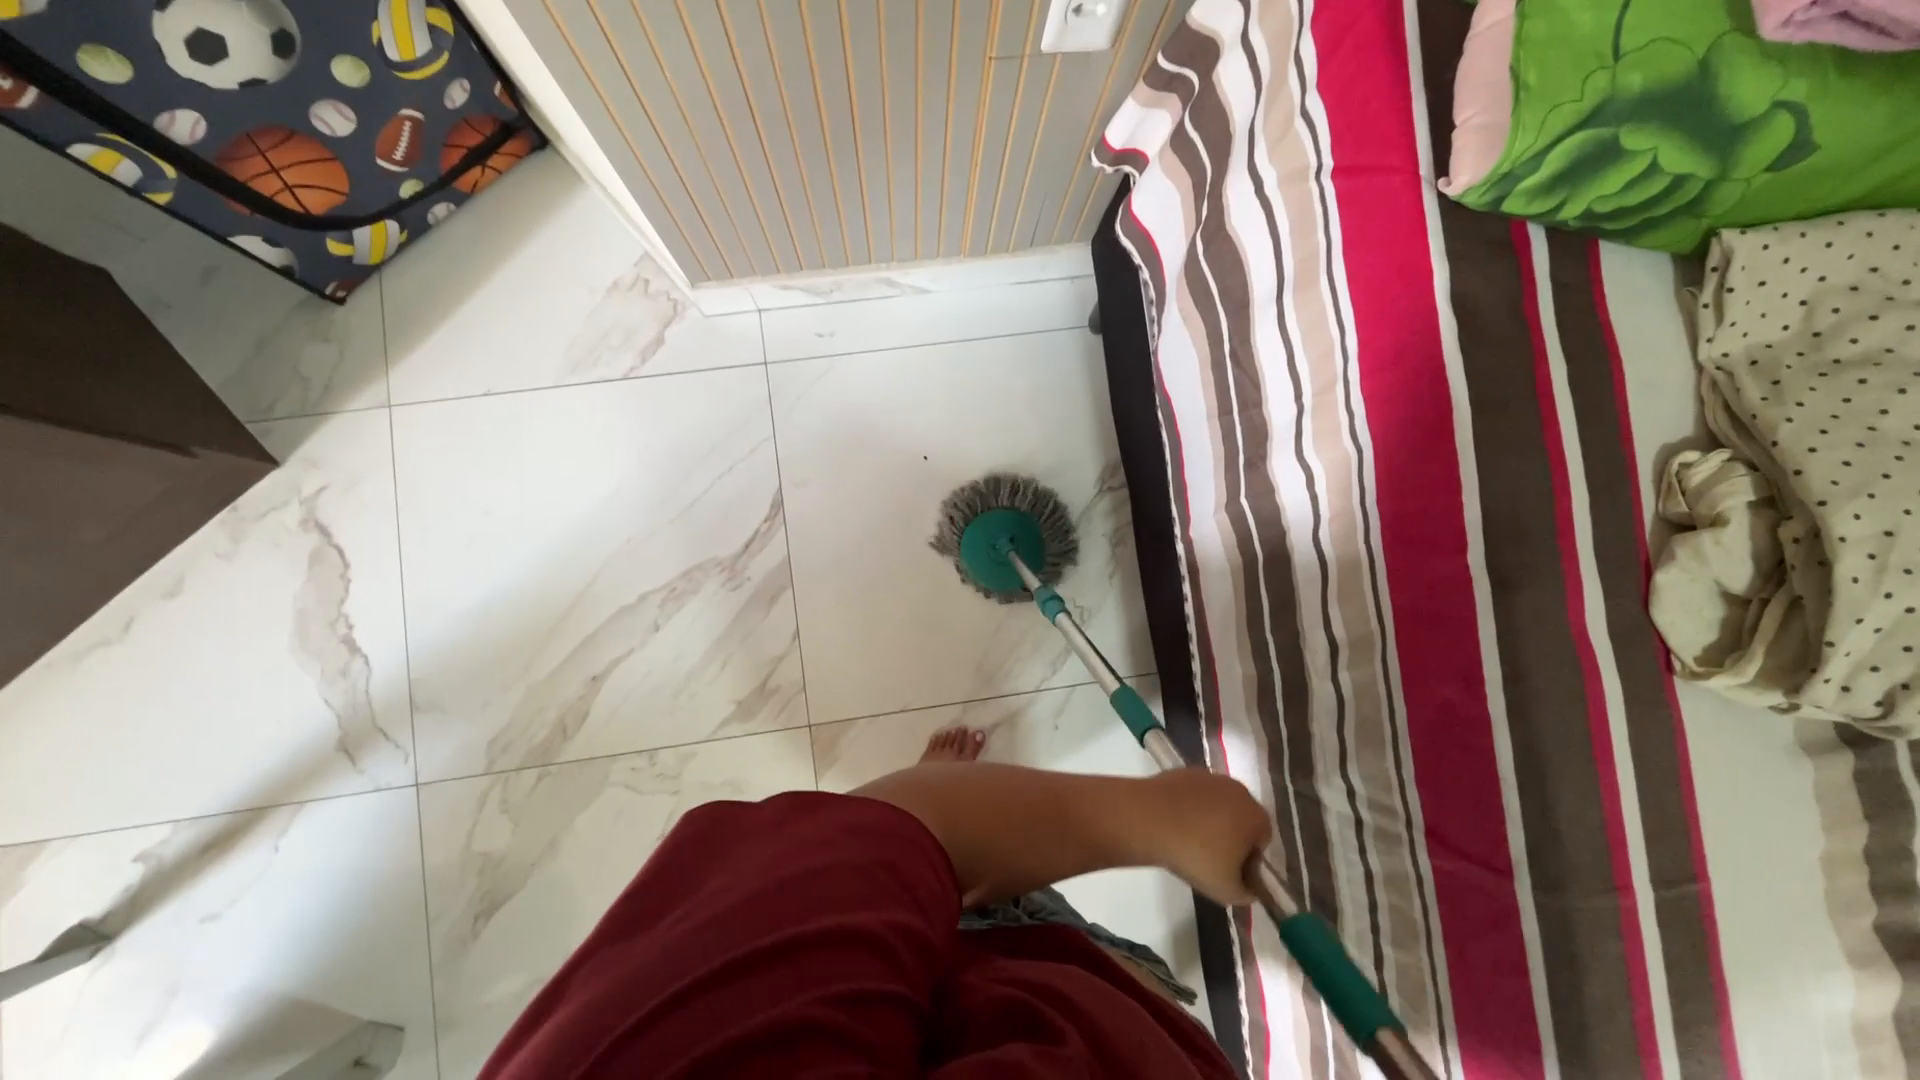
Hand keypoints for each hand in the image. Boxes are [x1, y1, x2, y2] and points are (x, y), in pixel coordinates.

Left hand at [1139, 769, 1271, 906]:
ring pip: (1216, 805)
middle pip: (1240, 819)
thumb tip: (1247, 889)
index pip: (1261, 841)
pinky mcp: (1183, 772)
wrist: (1148, 819)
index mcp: (1256, 815)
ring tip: (1186, 840)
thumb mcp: (1227, 891)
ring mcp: (1209, 777)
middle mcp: (1238, 790)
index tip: (1228, 872)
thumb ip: (1245, 894)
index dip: (1247, 860)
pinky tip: (1172, 823)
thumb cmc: (1194, 855)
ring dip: (1208, 821)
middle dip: (1229, 837)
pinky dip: (1187, 807)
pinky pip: (1193, 796)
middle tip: (1208, 858)